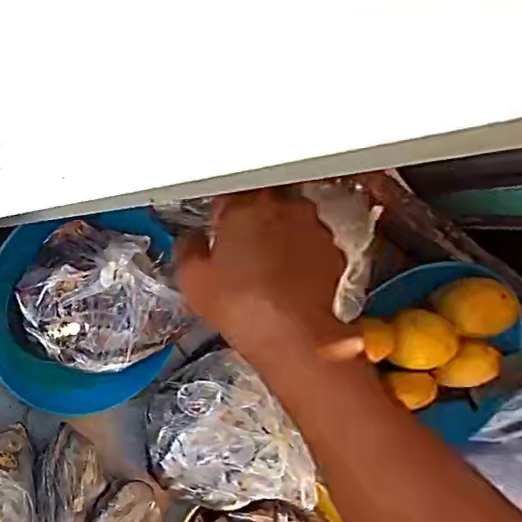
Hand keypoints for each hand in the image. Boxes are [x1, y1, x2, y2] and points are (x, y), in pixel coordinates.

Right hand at [175, 188, 356, 366]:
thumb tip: (191, 240)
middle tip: (232, 243)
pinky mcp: (333, 250)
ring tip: (255, 262)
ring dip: (274, 234)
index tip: (212, 225)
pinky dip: (295, 252)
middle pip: (265, 202)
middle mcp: (287, 209)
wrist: (287, 328)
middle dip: (249, 218)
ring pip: (290, 221)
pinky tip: (278, 274)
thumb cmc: (237, 300)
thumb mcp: (190, 275)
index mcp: (246, 208)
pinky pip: (308, 243)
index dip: (218, 210)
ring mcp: (315, 228)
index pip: (229, 193)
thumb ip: (188, 248)